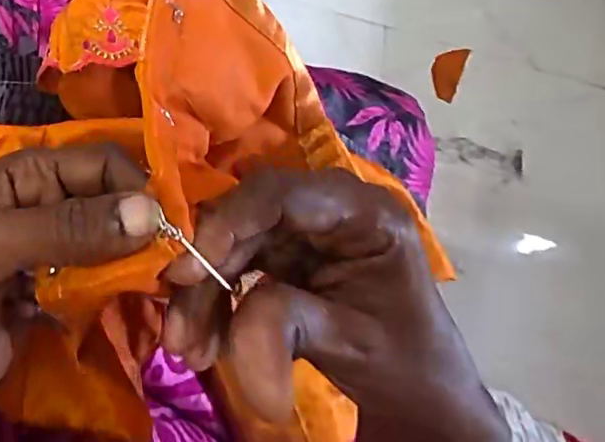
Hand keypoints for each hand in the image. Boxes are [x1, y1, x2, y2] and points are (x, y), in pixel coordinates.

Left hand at [0, 143, 163, 441]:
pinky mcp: (58, 299)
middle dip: (149, 236)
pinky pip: (105, 289)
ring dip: (144, 273)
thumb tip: (148, 212)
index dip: (139, 192)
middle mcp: (48, 203)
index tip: (177, 237)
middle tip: (182, 282)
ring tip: (171, 308)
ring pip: (117, 248)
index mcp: (30, 174)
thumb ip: (64, 228)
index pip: (102, 165)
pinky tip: (146, 323)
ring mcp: (55, 254)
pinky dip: (127, 302)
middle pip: (116, 205)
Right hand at [161, 166, 506, 441]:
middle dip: (207, 272)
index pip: (278, 195)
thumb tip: (232, 337)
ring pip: (231, 241)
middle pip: (245, 218)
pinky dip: (213, 301)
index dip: (229, 223)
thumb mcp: (353, 345)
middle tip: (178, 328)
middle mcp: (322, 205)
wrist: (426, 409)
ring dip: (202, 291)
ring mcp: (299, 227)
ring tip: (184, 347)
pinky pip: (234, 263)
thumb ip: (289, 326)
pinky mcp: (281, 251)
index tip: (190, 269)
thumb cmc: (407, 370)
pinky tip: (201, 340)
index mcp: (359, 209)